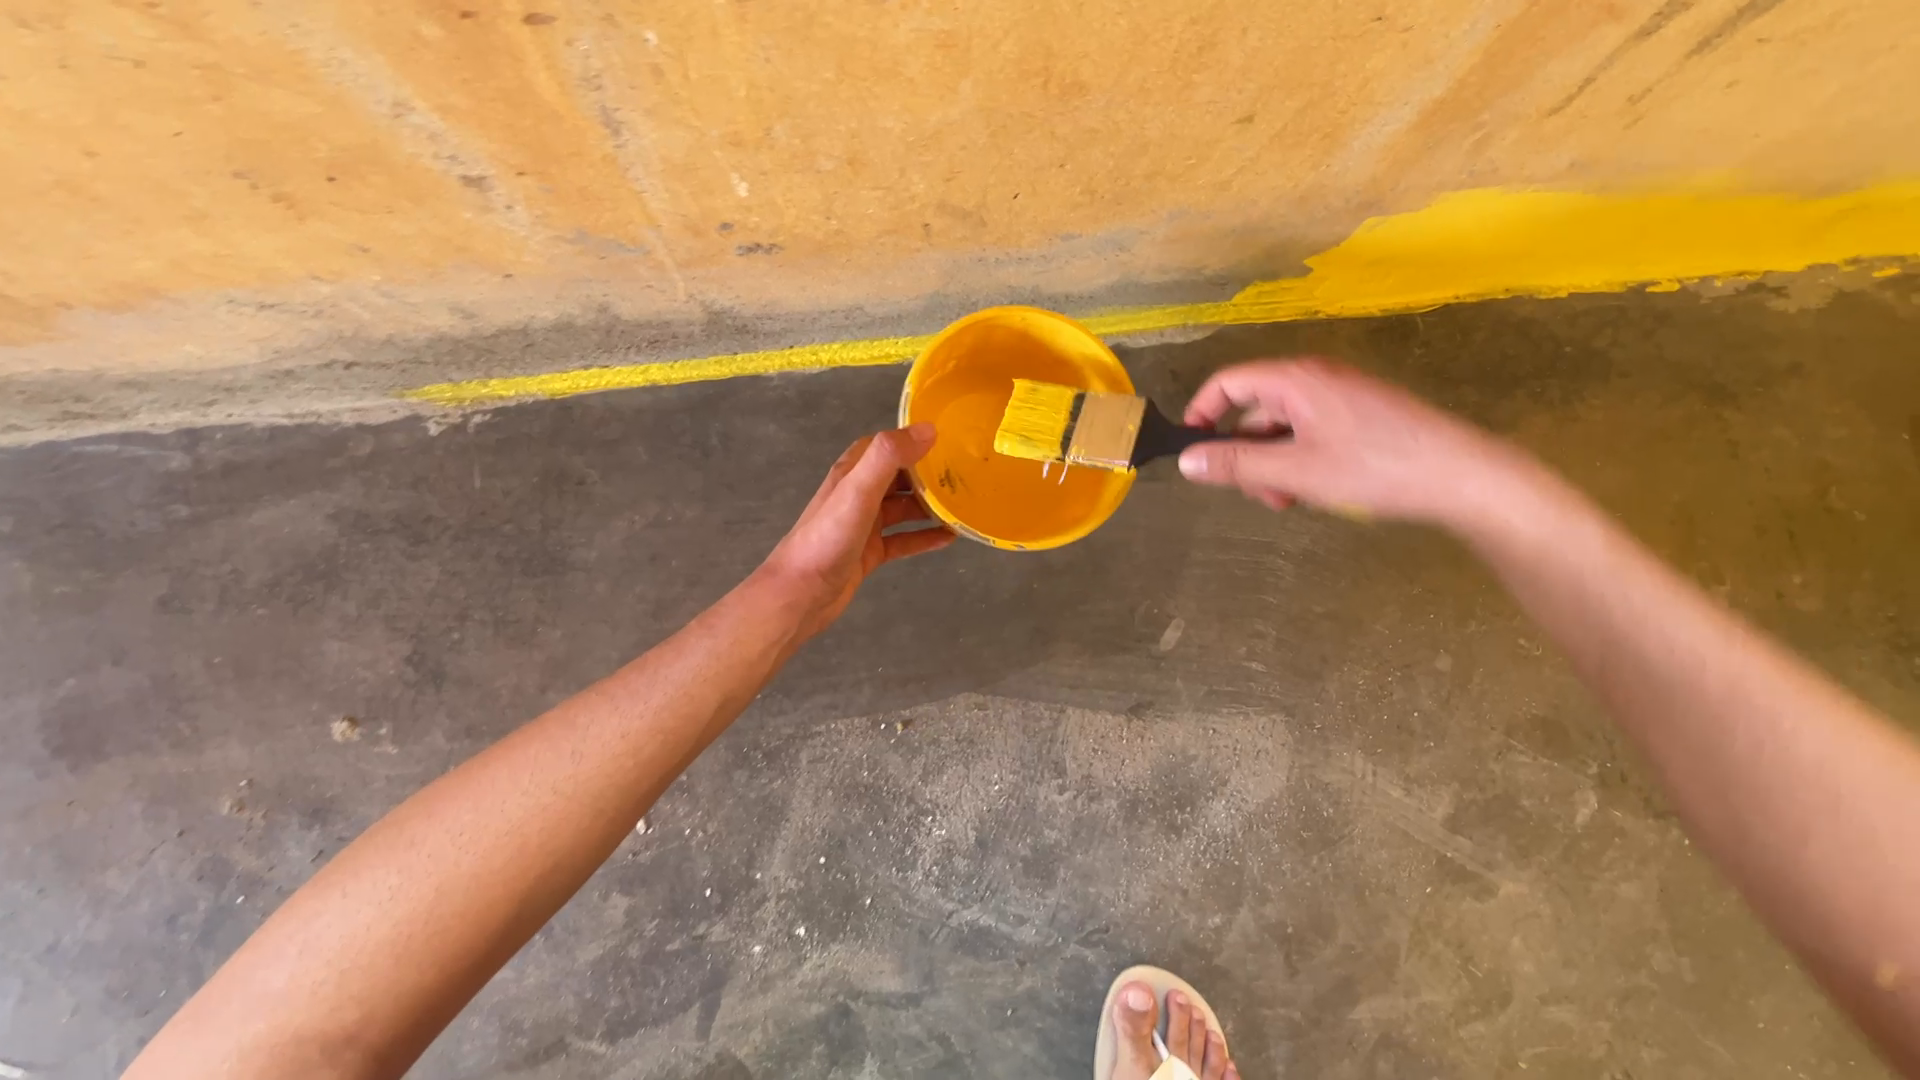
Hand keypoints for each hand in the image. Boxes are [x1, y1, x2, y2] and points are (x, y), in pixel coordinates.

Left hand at [754, 423, 954, 635]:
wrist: (801, 593)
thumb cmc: (829, 537)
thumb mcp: (859, 490)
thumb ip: (889, 457)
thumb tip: (929, 429)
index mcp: (852, 473)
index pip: (884, 446)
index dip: (911, 440)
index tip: (947, 440)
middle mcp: (858, 495)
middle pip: (898, 477)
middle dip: (927, 474)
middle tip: (965, 475)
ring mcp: (864, 526)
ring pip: (903, 509)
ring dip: (930, 506)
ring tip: (963, 505)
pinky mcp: (870, 553)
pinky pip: (903, 540)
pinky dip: (925, 538)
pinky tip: (950, 538)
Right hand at [1178, 359, 1524, 526]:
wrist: (1462, 476)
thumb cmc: (1374, 468)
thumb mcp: (1294, 472)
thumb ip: (1236, 465)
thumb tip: (1186, 461)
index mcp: (1296, 381)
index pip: (1228, 383)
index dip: (1202, 414)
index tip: (1193, 451)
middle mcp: (1316, 378)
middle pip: (1255, 410)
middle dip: (1247, 454)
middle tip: (1262, 494)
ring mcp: (1342, 395)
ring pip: (1284, 427)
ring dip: (1275, 464)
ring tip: (1294, 499)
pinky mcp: (1362, 414)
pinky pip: (1311, 431)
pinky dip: (1301, 459)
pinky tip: (1318, 489)